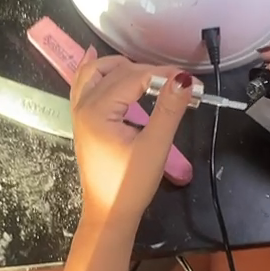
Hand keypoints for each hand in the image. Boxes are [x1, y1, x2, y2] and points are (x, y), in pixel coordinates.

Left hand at [69, 50, 195, 226]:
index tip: (190, 81)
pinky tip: (97, 58)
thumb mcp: (155, 147)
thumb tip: (184, 79)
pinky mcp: (83, 121)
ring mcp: (79, 113)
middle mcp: (83, 106)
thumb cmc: (130, 184)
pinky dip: (95, 71)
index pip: (133, 77)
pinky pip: (83, 85)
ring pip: (93, 73)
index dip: (163, 75)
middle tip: (177, 82)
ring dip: (119, 66)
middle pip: (115, 71)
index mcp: (97, 110)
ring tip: (148, 73)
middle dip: (147, 71)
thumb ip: (168, 109)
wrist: (109, 212)